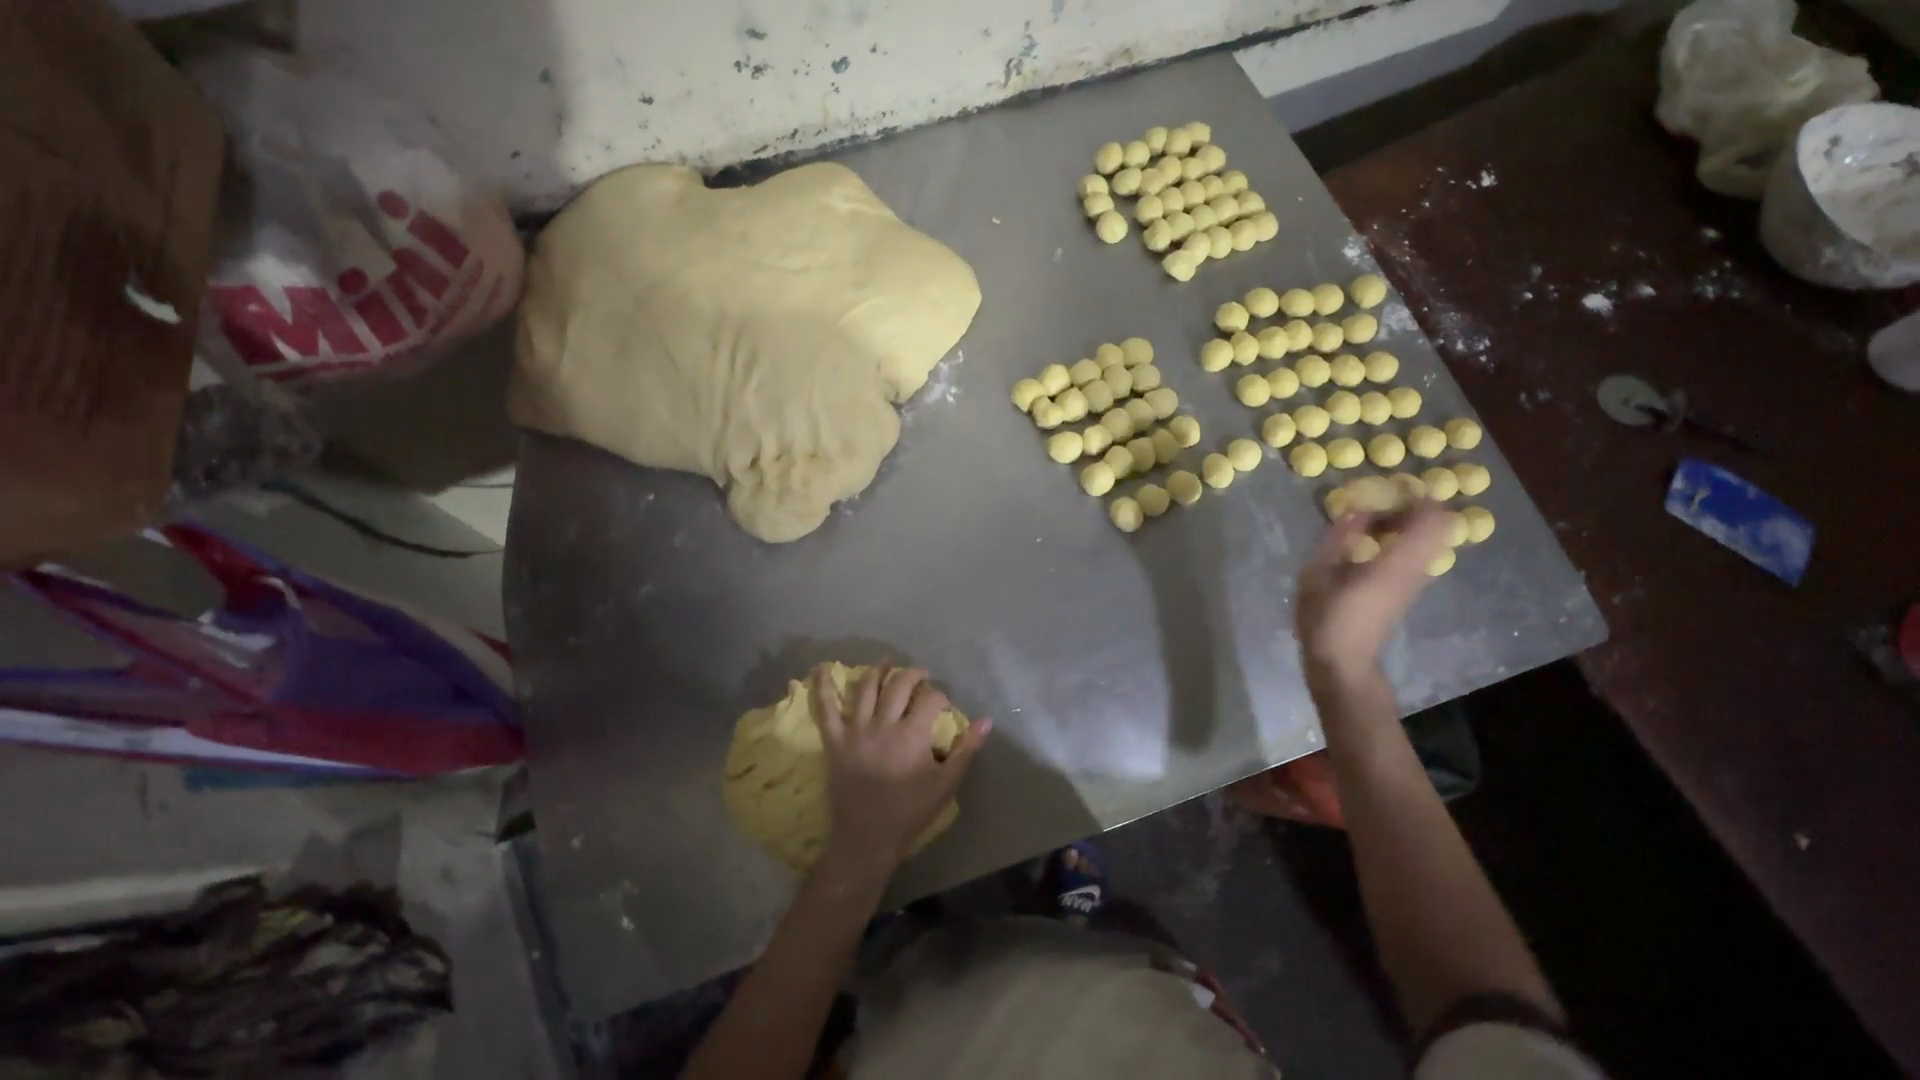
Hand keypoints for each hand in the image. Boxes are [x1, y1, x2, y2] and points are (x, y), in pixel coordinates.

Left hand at [814, 664, 989, 870]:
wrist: (868, 837)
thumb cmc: (911, 812)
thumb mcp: (946, 784)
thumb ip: (966, 749)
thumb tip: (986, 720)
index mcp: (912, 734)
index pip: (930, 699)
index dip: (940, 696)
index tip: (943, 703)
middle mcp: (883, 725)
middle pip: (898, 685)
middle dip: (912, 674)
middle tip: (920, 674)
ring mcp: (856, 731)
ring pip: (866, 689)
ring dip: (878, 671)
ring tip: (887, 662)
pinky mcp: (835, 741)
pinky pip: (825, 709)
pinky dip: (823, 687)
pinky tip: (822, 668)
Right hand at [1295, 500, 1451, 687]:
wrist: (1343, 663)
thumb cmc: (1324, 619)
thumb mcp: (1317, 574)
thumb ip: (1339, 537)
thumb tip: (1359, 505)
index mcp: (1394, 563)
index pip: (1429, 517)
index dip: (1416, 494)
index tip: (1388, 486)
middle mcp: (1415, 568)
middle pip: (1440, 523)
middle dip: (1414, 505)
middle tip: (1380, 502)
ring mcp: (1416, 579)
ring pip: (1432, 536)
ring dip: (1409, 522)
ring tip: (1373, 522)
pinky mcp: (1410, 587)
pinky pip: (1420, 550)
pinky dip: (1405, 537)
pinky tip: (1373, 543)